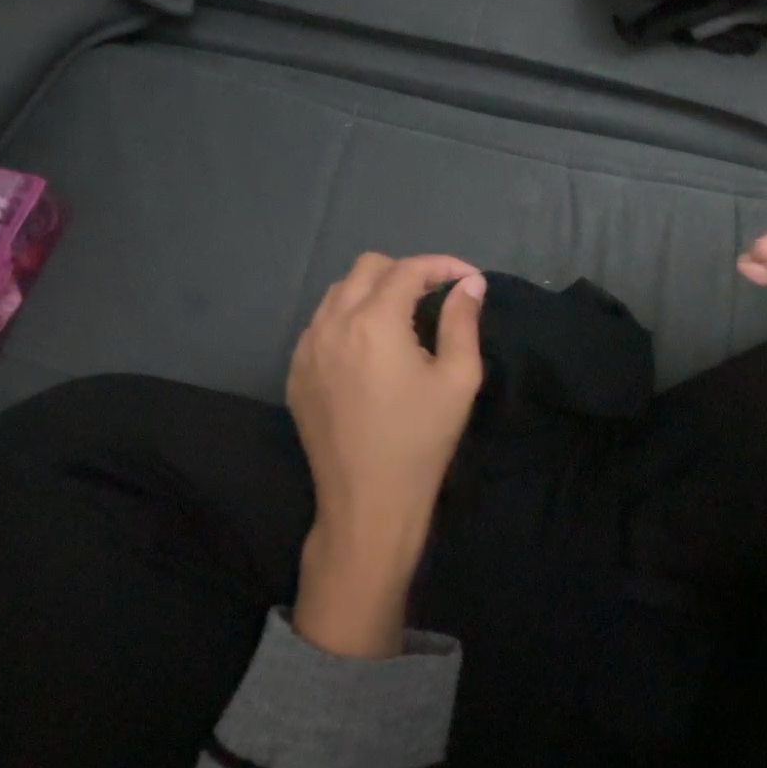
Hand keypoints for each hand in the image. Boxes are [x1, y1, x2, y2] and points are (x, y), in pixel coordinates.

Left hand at [287, 253, 486, 657]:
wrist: (368, 501)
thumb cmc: (422, 440)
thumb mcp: (457, 379)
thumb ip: (463, 322)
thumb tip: (470, 284)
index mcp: (373, 322)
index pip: (408, 269)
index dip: (443, 265)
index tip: (469, 279)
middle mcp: (332, 324)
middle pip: (367, 268)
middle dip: (406, 272)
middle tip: (436, 298)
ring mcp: (306, 349)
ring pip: (338, 293)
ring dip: (374, 292)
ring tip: (404, 319)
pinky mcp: (296, 372)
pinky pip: (320, 324)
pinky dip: (348, 319)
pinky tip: (371, 349)